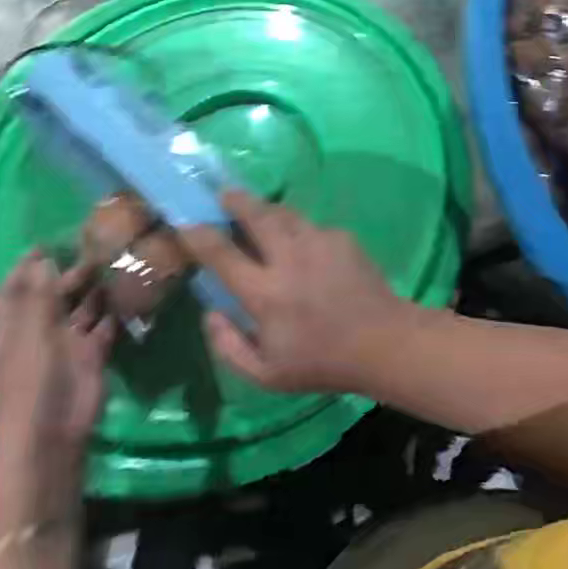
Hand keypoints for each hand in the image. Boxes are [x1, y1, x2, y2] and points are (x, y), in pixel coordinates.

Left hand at [0, 252, 115, 455]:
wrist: (48, 437)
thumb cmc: (28, 384)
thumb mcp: (29, 334)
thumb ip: (38, 296)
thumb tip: (42, 258)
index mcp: (12, 327)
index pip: (14, 290)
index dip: (26, 267)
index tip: (45, 242)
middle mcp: (38, 332)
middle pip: (53, 296)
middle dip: (71, 273)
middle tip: (100, 246)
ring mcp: (66, 345)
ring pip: (82, 310)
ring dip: (97, 289)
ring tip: (121, 260)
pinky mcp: (92, 356)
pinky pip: (105, 327)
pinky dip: (117, 311)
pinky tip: (133, 291)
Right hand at [179, 192, 419, 393]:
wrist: (381, 340)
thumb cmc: (320, 362)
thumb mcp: (265, 374)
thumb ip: (228, 345)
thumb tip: (210, 312)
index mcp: (265, 293)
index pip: (222, 254)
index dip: (198, 235)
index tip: (186, 223)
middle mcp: (289, 258)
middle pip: (257, 216)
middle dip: (236, 200)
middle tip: (224, 194)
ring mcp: (319, 242)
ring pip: (286, 214)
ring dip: (267, 209)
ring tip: (256, 210)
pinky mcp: (342, 237)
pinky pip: (312, 226)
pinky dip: (299, 229)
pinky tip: (299, 241)